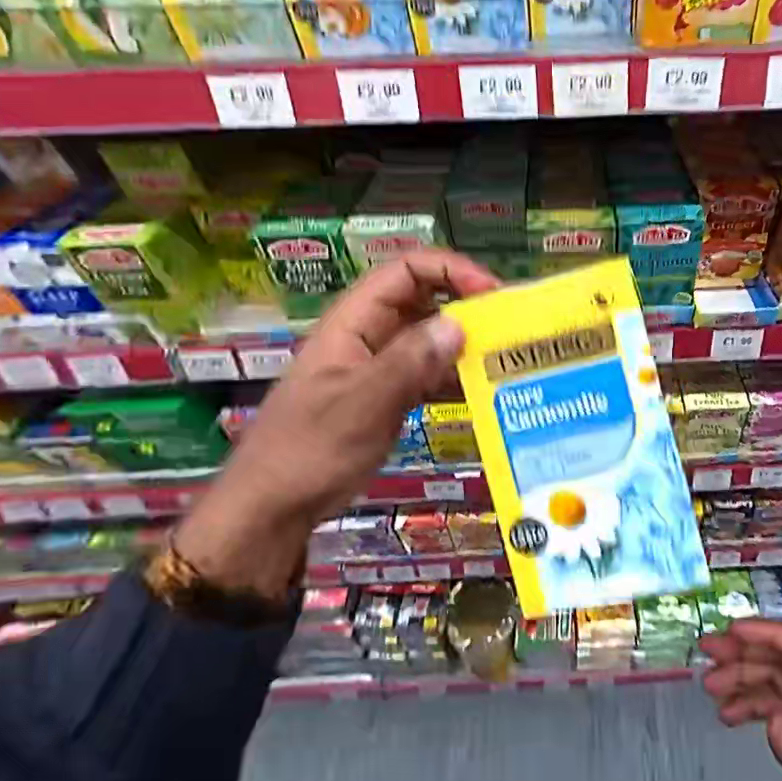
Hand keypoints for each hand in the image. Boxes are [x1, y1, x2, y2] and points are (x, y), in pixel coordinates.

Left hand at [172, 250, 499, 597]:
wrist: (271, 510)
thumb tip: (459, 325)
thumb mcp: (360, 405)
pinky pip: (426, 374)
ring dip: (464, 343)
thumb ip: (409, 363)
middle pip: (422, 299)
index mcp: (353, 322)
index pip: (405, 270)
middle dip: (465, 304)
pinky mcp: (385, 396)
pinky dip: (453, 378)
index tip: (491, 292)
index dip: (449, 269)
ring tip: (506, 359)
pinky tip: (482, 393)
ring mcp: (377, 367)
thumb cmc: (308, 452)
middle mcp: (368, 335)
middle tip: (510, 326)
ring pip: (428, 338)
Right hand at [700, 620, 781, 780]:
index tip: (734, 629)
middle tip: (708, 650)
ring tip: (710, 687)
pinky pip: (781, 707)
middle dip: (747, 653)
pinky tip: (729, 714)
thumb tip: (773, 721)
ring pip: (780, 681)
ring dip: (744, 680)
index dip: (773, 634)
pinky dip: (753, 707)